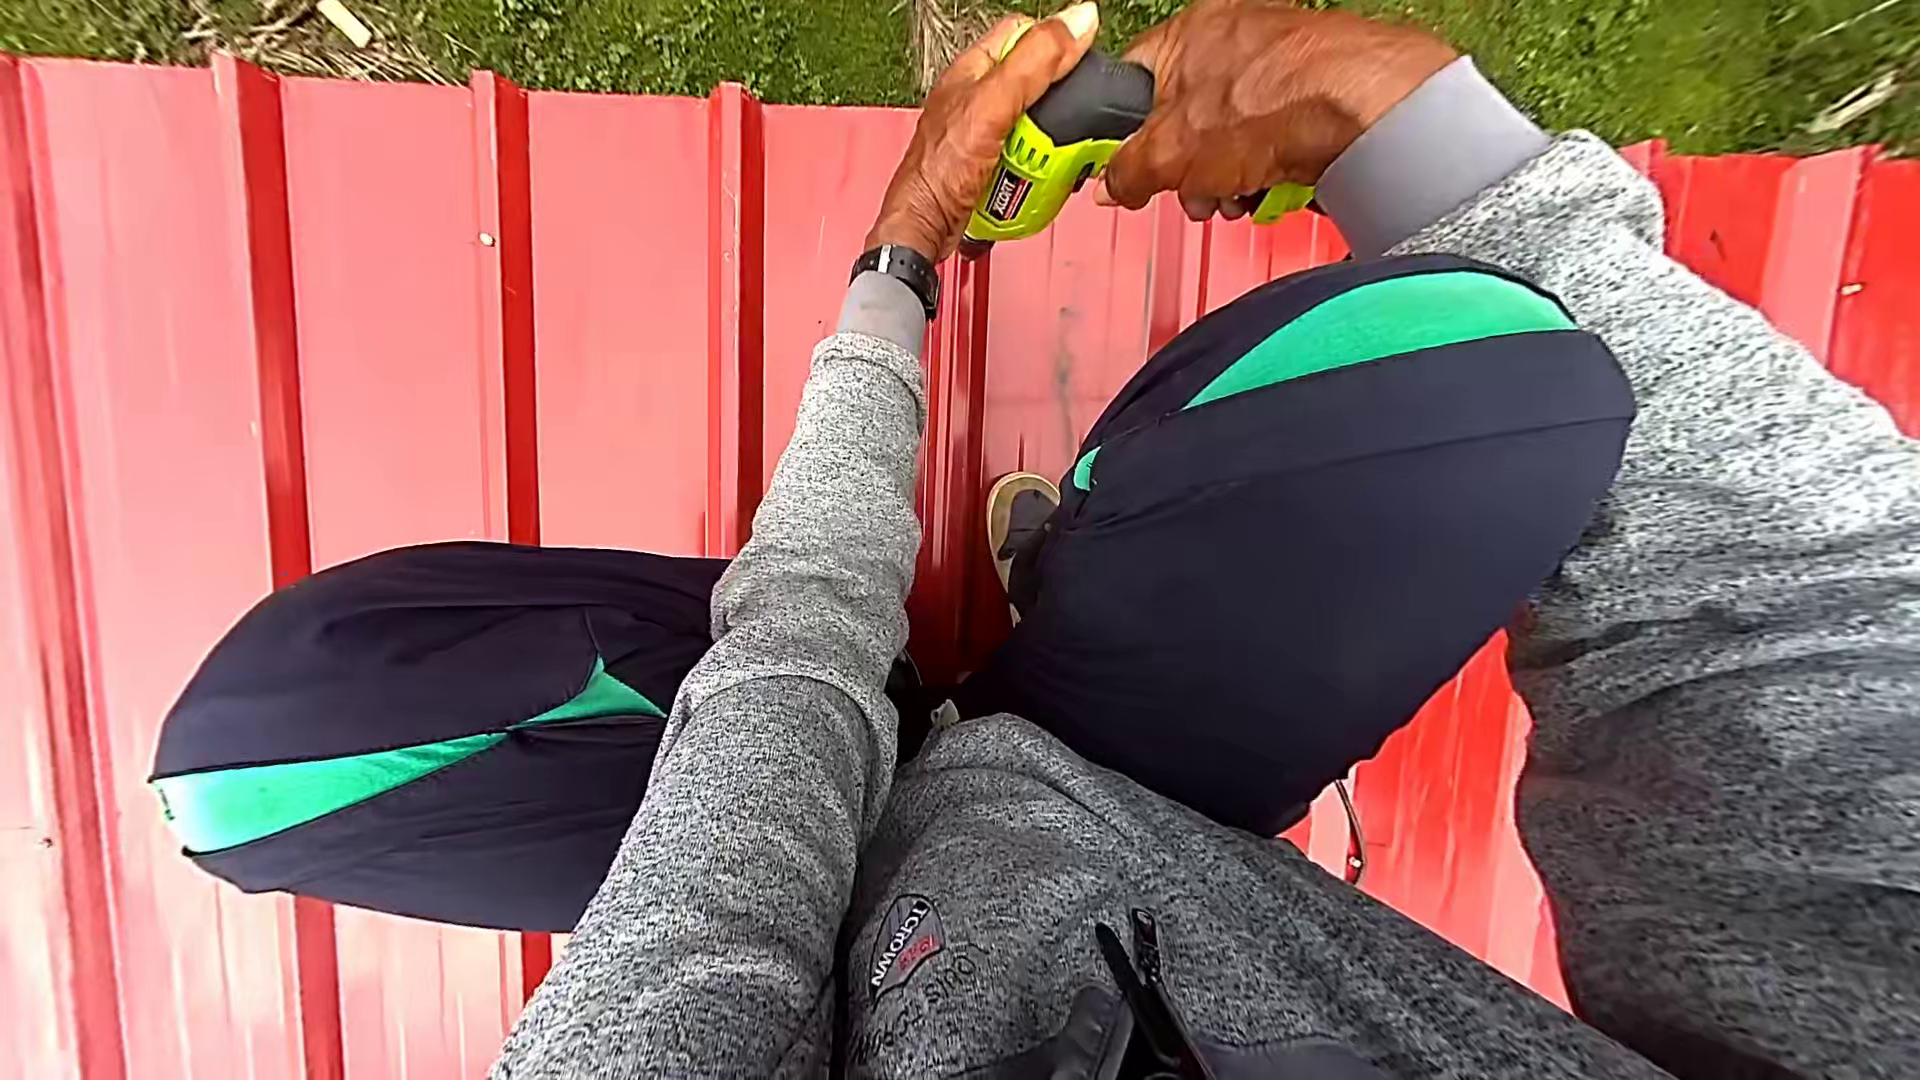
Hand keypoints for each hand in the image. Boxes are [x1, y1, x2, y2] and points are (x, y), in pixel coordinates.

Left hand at [865, 3, 1100, 260]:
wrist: (926, 227)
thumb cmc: (938, 171)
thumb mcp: (991, 105)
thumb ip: (1033, 62)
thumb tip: (1078, 21)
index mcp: (973, 71)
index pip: (1023, 35)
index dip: (1052, 45)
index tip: (1074, 69)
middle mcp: (976, 102)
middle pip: (1032, 90)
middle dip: (1049, 113)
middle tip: (1053, 131)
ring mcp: (982, 140)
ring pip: (1030, 132)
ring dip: (1042, 150)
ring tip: (1039, 162)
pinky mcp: (987, 171)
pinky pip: (1021, 165)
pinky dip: (1030, 175)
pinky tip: (1027, 182)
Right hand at [1096, 0, 1455, 219]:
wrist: (1358, 113)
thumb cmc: (1272, 105)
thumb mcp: (1167, 154)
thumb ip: (1124, 173)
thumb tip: (1108, 186)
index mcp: (1184, 36)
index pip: (1125, 89)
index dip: (1116, 138)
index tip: (1115, 170)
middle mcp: (1225, 44)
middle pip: (1171, 127)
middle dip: (1175, 174)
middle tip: (1182, 190)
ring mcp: (1263, 71)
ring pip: (1211, 145)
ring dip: (1210, 184)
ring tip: (1226, 194)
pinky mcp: (1293, 100)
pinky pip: (1249, 149)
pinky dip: (1246, 177)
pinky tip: (1254, 188)